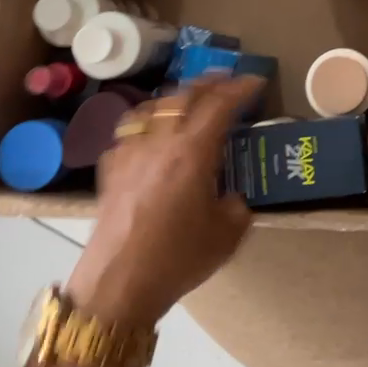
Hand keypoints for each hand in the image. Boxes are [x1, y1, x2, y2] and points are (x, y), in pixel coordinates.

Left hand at [67, 76, 260, 326]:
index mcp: (193, 151)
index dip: (241, 88)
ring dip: (177, 97)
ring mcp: (131, 152)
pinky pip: (130, 130)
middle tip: (228, 81)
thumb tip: (232, 195)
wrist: (118, 285)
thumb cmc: (177, 259)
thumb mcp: (227, 235)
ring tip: (190, 100)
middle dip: (210, 82)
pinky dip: (148, 122)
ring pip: (154, 106)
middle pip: (185, 95)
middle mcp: (160, 141)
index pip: (221, 104)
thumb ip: (237, 205)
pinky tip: (152, 134)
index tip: (256, 81)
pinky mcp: (111, 169)